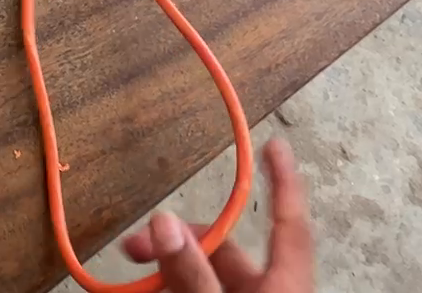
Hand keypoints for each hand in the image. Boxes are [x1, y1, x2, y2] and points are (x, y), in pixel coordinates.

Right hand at [121, 138, 312, 292]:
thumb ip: (193, 273)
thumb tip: (163, 220)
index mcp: (283, 288)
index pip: (289, 227)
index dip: (284, 184)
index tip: (276, 143)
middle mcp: (266, 291)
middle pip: (225, 248)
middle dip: (177, 238)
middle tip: (133, 247)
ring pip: (204, 269)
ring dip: (167, 262)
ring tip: (132, 265)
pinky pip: (197, 287)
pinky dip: (170, 282)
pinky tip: (144, 285)